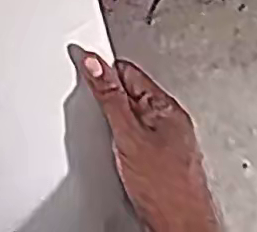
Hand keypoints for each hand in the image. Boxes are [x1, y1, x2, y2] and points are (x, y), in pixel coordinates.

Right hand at [72, 45, 222, 231]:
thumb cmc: (167, 193)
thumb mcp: (128, 135)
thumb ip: (109, 96)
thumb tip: (94, 63)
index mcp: (166, 108)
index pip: (127, 71)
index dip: (104, 72)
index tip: (86, 71)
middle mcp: (171, 123)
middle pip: (128, 94)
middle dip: (110, 102)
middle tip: (102, 117)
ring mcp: (168, 145)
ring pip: (130, 119)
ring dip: (116, 126)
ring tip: (113, 142)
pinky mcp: (161, 164)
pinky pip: (134, 140)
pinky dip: (122, 145)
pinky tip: (120, 159)